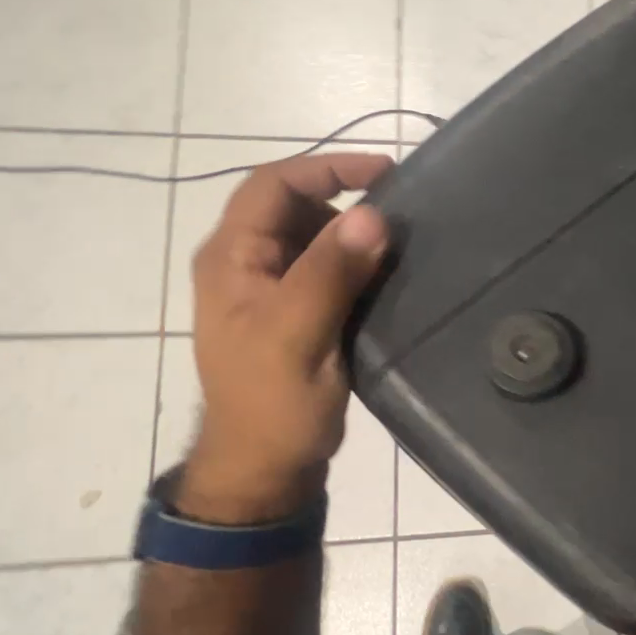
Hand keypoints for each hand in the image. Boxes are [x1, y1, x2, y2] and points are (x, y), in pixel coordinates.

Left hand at [180, 153, 395, 524]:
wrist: (264, 466)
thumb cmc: (273, 403)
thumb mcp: (299, 334)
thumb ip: (331, 273)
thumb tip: (374, 215)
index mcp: (233, 259)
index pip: (274, 186)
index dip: (328, 169)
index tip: (387, 172)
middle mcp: (246, 265)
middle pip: (294, 207)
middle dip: (346, 201)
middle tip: (403, 215)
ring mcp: (270, 292)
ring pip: (313, 239)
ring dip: (355, 235)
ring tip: (403, 246)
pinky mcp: (296, 315)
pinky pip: (327, 272)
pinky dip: (358, 265)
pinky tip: (389, 278)